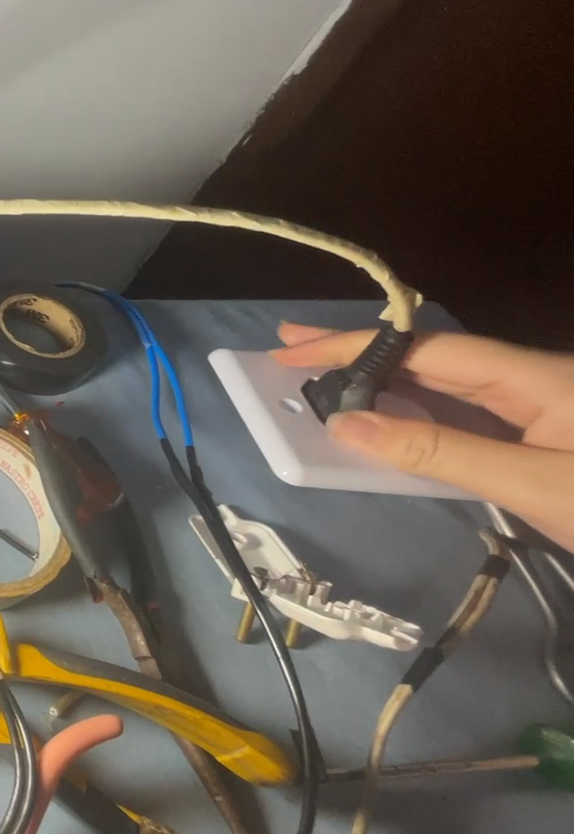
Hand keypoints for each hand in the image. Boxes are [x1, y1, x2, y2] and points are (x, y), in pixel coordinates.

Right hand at [271, 323, 573, 547]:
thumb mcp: (537, 486)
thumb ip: (435, 452)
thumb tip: (344, 423)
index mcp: (541, 379)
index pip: (429, 350)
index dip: (355, 347)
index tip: (291, 352)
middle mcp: (539, 382)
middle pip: (434, 357)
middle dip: (360, 350)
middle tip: (289, 347)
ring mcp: (545, 409)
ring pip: (446, 383)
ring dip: (378, 378)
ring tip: (320, 376)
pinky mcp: (545, 436)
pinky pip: (462, 413)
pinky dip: (407, 408)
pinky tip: (379, 413)